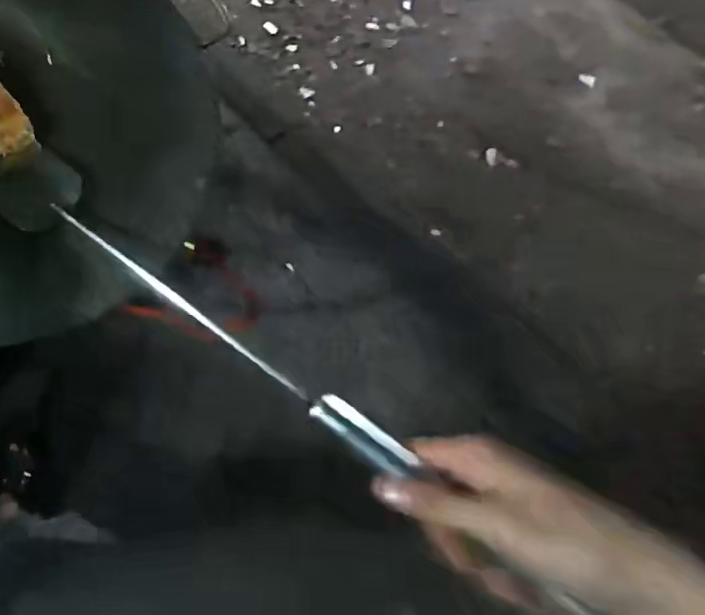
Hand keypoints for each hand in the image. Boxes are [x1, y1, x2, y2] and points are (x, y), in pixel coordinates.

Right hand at [375, 436, 704, 614]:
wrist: (671, 593)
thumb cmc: (572, 547)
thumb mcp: (495, 526)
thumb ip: (432, 503)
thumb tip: (376, 482)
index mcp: (476, 454)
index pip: (411, 454)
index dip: (405, 485)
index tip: (417, 523)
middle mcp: (491, 468)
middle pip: (438, 493)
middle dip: (450, 534)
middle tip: (468, 564)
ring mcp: (519, 500)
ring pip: (469, 524)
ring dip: (480, 558)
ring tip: (508, 584)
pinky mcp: (541, 530)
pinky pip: (501, 542)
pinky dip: (508, 568)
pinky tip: (529, 588)